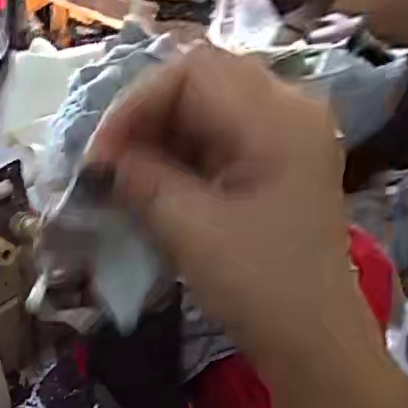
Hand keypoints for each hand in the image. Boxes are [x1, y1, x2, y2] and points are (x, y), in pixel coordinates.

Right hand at [86, 44, 373, 364]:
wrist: (308, 335)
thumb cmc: (256, 285)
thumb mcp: (191, 231)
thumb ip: (145, 182)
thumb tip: (103, 159)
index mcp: (276, 118)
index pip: (193, 72)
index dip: (134, 106)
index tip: (98, 158)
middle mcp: (287, 110)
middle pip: (201, 81)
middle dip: (143, 118)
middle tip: (105, 166)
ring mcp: (284, 137)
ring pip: (207, 109)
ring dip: (157, 136)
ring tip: (122, 177)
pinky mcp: (273, 165)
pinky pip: (217, 139)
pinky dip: (177, 154)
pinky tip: (153, 185)